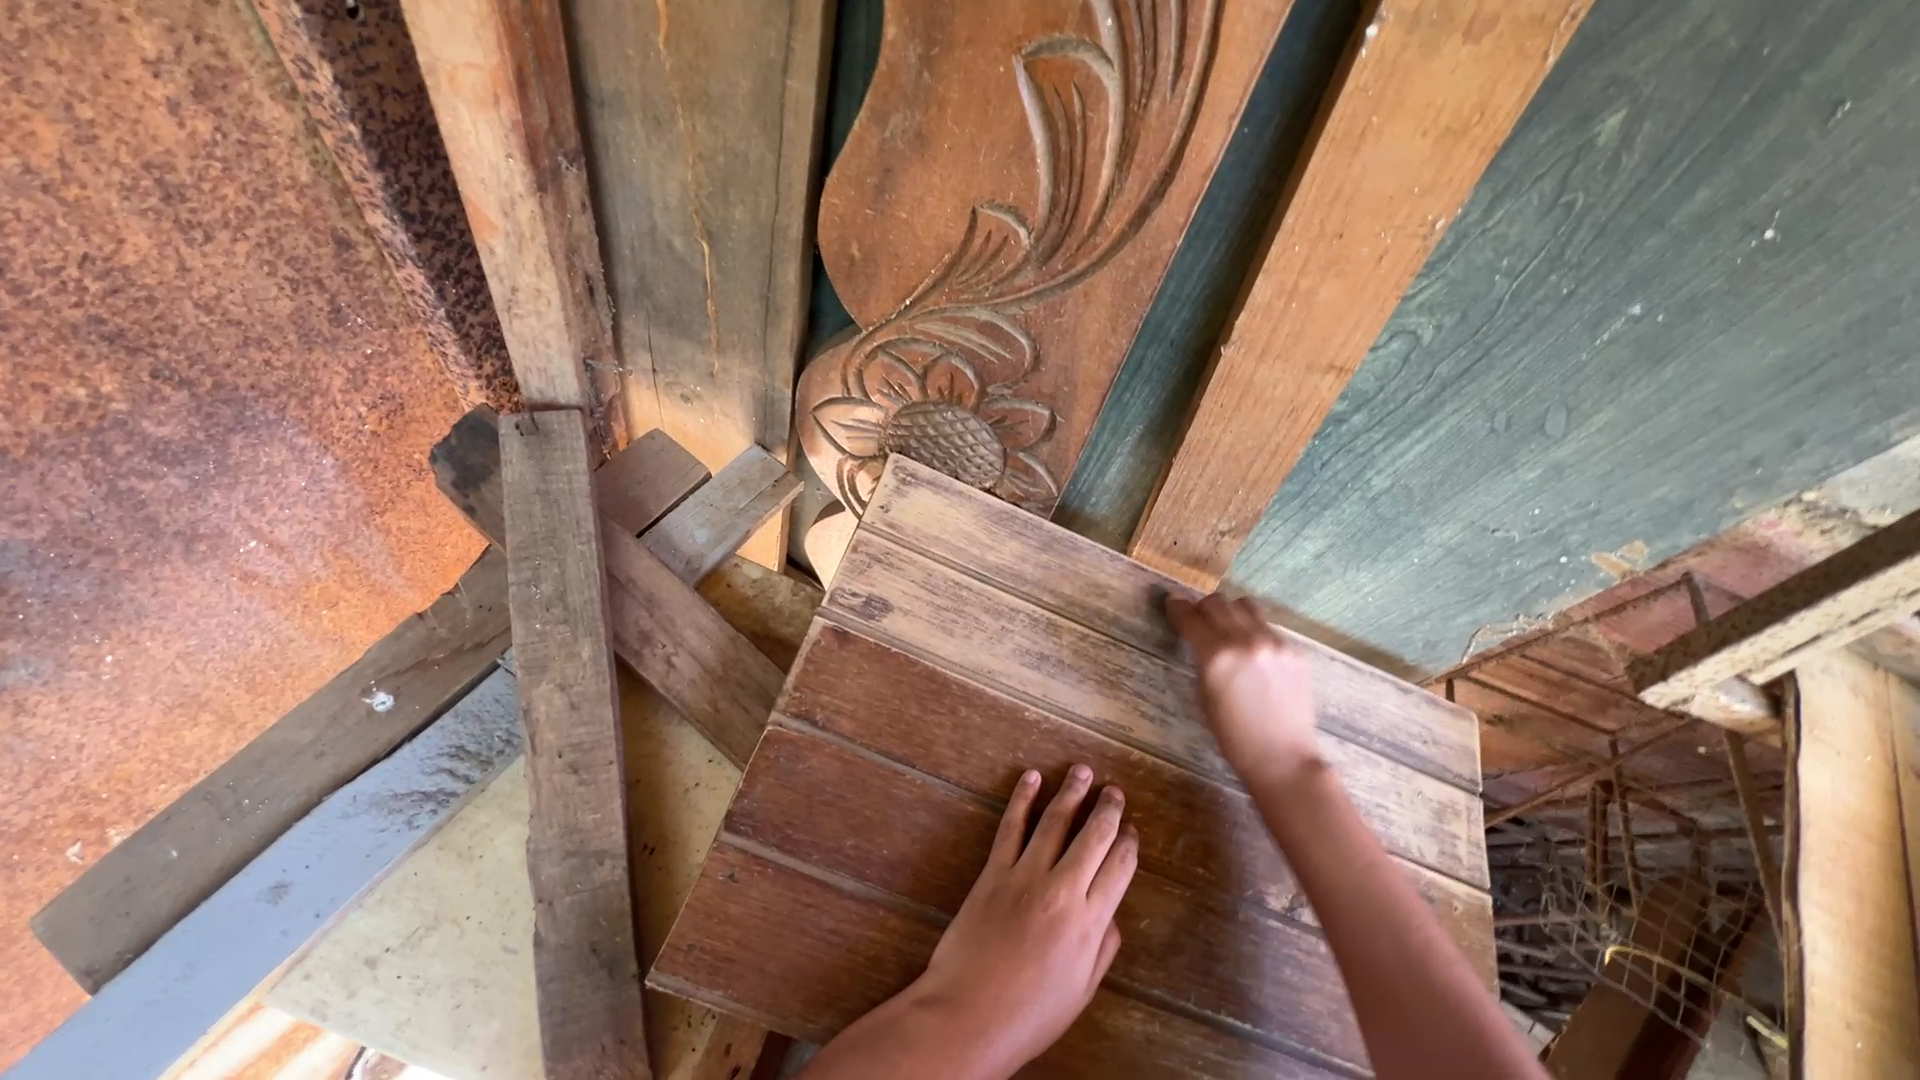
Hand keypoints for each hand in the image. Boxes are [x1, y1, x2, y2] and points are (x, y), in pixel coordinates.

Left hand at [902, 765, 1138, 1075]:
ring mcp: (1025, 877)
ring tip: (1083, 771)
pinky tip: (1031, 778)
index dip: (1129, 843)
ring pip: (1055, 822)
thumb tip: (1112, 915)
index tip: (1132, 828)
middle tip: (1115, 790)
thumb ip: (1104, 948)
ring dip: (1072, 793)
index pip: (1119, 868)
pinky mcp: (993, 872)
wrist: (969, 1015)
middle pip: (1094, 837)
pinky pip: (1010, 827)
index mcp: (1090, 923)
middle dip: (1108, 809)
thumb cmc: (1029, 1014)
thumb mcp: (1082, 990)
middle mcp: (1063, 891)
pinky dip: (1022, 799)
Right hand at [1166, 592, 1320, 786]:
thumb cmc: (1232, 735)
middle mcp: (1246, 641)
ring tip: (1227, 628)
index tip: (1172, 603)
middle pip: (1217, 602)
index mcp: (1217, 656)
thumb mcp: (1204, 694)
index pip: (1191, 617)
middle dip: (1201, 607)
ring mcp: (1275, 643)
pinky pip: (1267, 626)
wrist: (1282, 756)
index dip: (1177, 608)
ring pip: (1245, 606)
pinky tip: (1252, 652)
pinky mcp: (1294, 650)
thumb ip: (1201, 658)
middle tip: (1197, 618)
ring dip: (1229, 612)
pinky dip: (1253, 630)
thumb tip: (1196, 635)